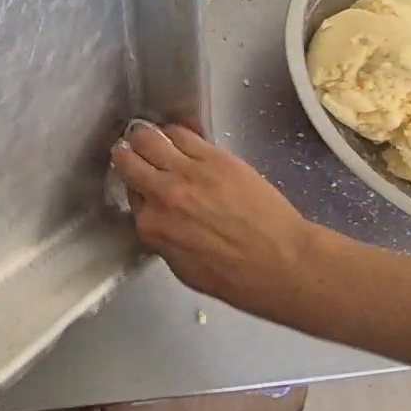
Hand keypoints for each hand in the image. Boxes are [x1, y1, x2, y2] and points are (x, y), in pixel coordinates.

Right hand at [111, 122, 328, 316]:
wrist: (284, 263)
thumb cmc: (237, 278)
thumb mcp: (183, 269)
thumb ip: (161, 238)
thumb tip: (157, 218)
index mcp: (151, 226)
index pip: (129, 194)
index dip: (135, 188)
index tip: (141, 185)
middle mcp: (161, 195)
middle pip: (127, 158)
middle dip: (127, 155)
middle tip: (134, 154)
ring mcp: (186, 172)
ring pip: (147, 137)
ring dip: (145, 138)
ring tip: (153, 140)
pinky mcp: (212, 157)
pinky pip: (181, 133)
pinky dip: (174, 133)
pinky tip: (179, 138)